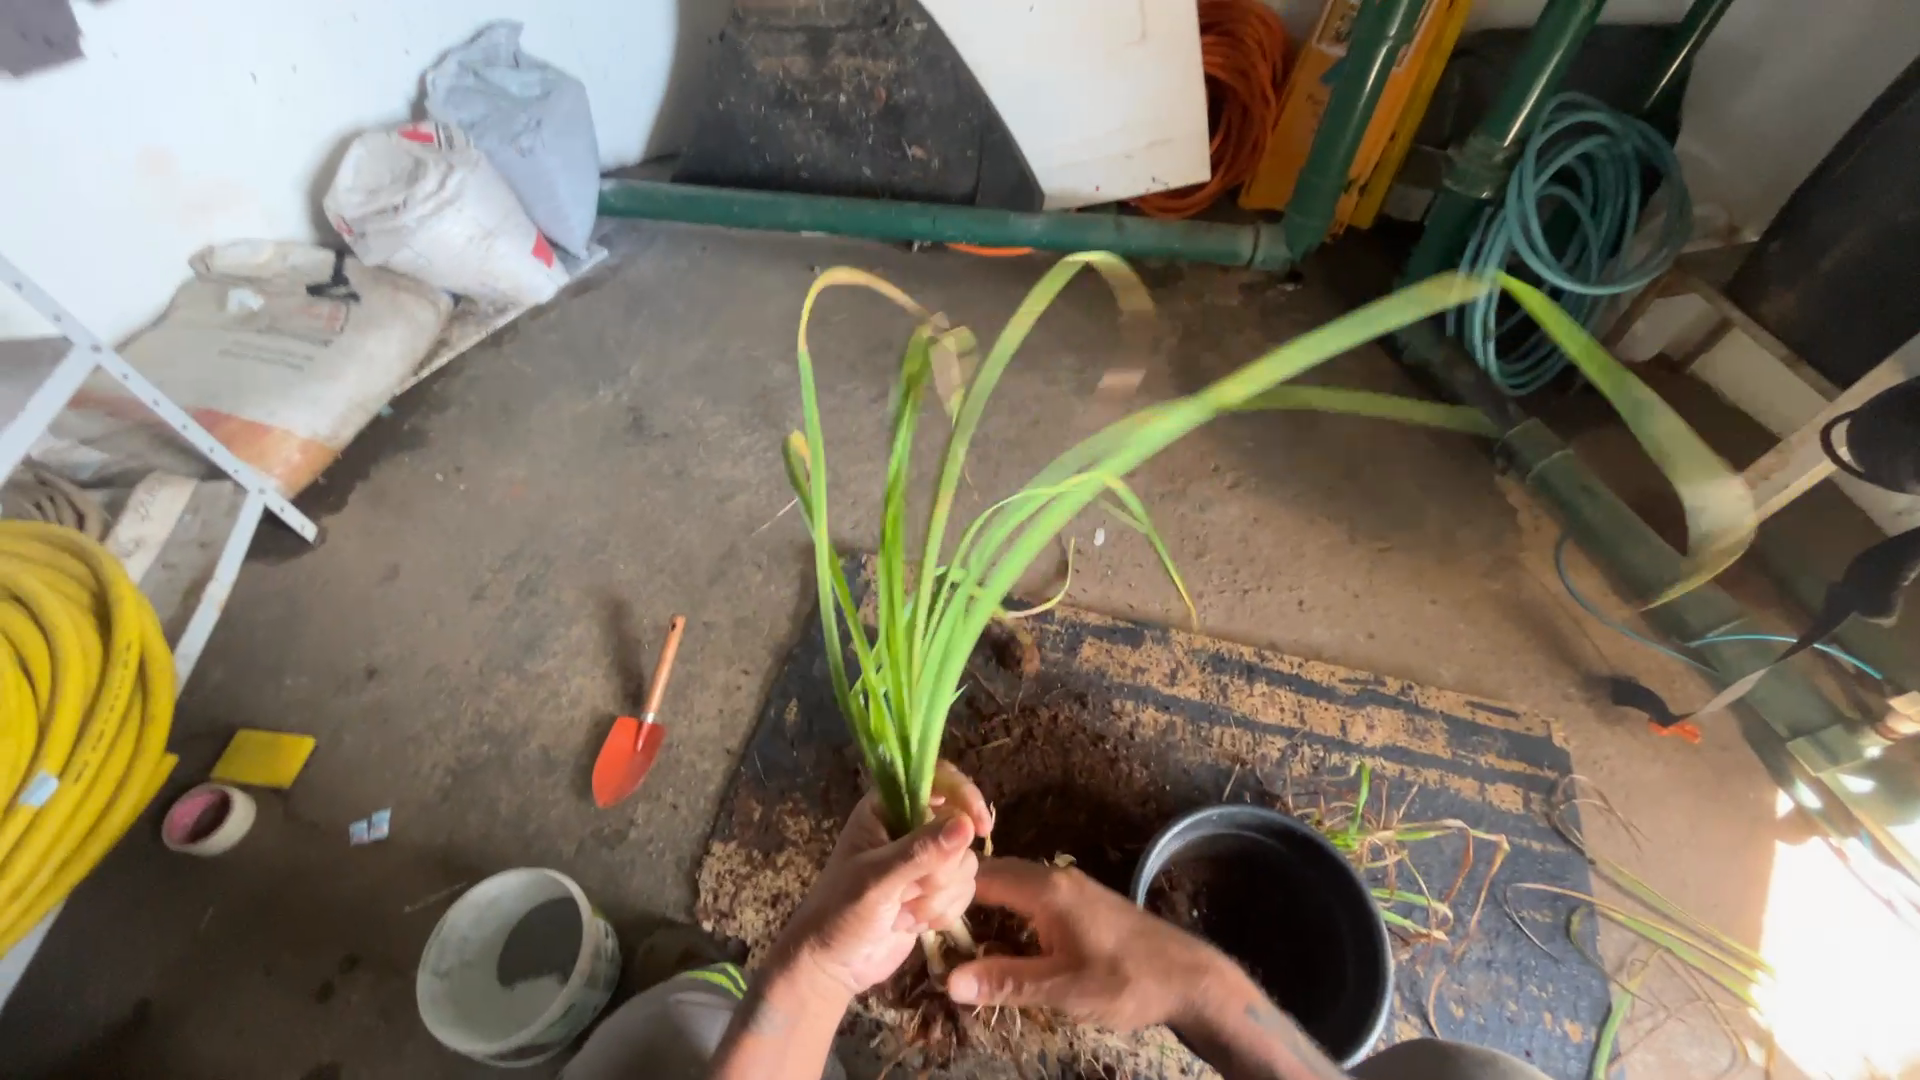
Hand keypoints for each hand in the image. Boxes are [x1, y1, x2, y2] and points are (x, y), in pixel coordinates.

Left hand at [765, 762, 993, 998]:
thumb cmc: (840, 912)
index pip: (938, 778)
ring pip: (966, 863)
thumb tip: (966, 826)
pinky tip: (913, 924)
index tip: (979, 828)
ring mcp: (924, 858)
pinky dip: (944, 911)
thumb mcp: (876, 880)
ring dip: (940, 896)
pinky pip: (964, 889)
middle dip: (941, 870)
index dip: (964, 795)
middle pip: (958, 829)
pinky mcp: (934, 888)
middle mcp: (909, 824)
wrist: (831, 966)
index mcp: (887, 806)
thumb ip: (920, 851)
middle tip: (909, 892)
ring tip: (904, 913)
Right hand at [945, 857, 1231, 1030]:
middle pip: (993, 876)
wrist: (1189, 977)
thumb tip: (949, 982)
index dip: (946, 893)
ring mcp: (1067, 886)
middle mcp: (1053, 877)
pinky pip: (1028, 895)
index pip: (981, 877)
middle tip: (928, 928)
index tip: (917, 916)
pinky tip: (996, 938)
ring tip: (952, 935)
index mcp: (1044, 889)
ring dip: (983, 905)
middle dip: (959, 897)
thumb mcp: (1062, 989)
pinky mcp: (1078, 901)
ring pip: (1011, 885)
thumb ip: (1005, 982)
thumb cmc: (1125, 980)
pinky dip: (1006, 910)